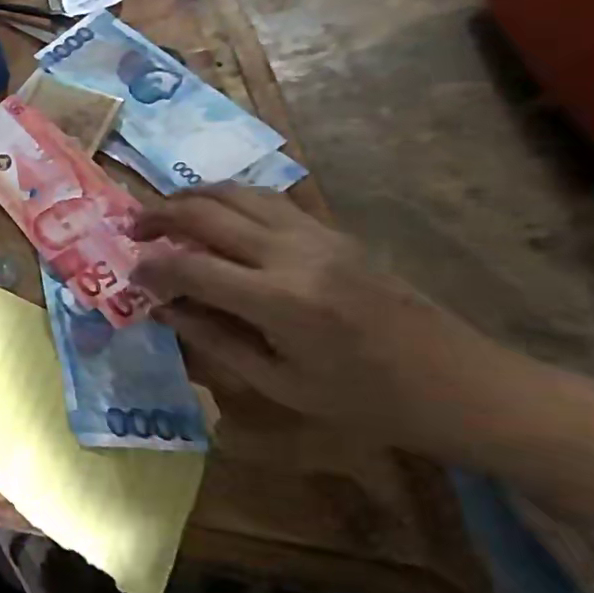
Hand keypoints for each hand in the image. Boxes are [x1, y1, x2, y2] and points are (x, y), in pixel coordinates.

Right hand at [131, 184, 513, 453]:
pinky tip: (217, 212)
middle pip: (207, 212)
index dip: (152, 265)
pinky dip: (230, 197)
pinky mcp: (332, 229)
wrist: (462, 383)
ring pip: (237, 192)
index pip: (191, 266)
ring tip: (165, 210)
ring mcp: (315, 234)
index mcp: (279, 301)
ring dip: (192, 195)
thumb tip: (164, 309)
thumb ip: (216, 340)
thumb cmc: (369, 400)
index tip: (131, 272)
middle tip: (132, 228)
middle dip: (160, 215)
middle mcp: (291, 253)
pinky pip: (267, 198)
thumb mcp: (283, 385)